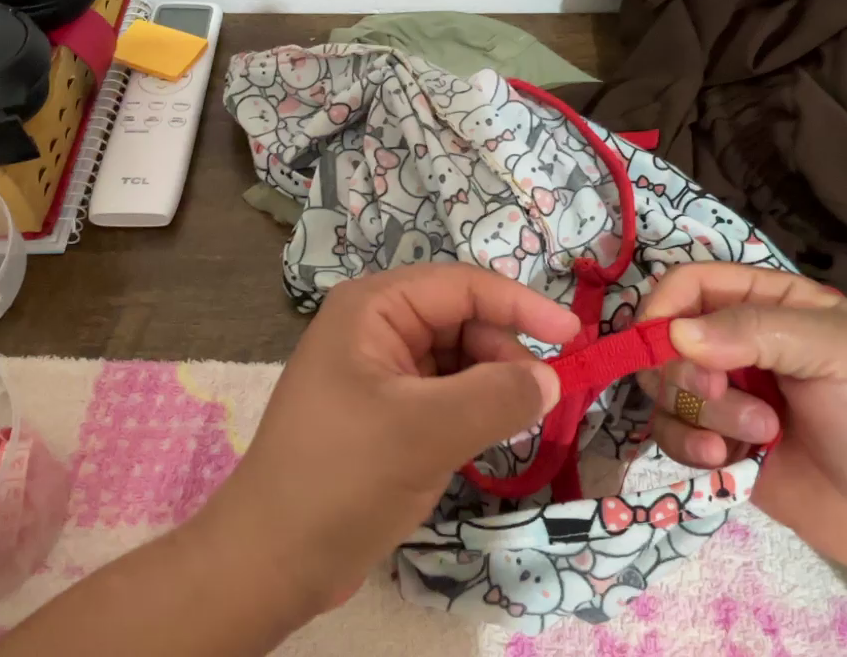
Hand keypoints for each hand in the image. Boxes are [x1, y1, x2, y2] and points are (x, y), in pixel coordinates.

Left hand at [196, 263, 578, 611]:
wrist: (272, 560)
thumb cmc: (342, 477)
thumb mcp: (426, 431)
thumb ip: (497, 397)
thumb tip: (551, 380)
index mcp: (373, 307)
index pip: (462, 286)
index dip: (521, 304)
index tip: (574, 337)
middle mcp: (374, 328)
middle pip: (462, 320)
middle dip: (504, 353)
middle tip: (540, 402)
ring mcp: (378, 371)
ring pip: (457, 359)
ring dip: (491, 385)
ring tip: (512, 424)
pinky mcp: (384, 412)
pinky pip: (443, 393)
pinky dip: (472, 408)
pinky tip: (486, 436)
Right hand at [636, 264, 846, 571]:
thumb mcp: (840, 354)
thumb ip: (756, 330)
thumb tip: (674, 333)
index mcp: (771, 305)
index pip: (692, 283)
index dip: (665, 305)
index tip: (659, 341)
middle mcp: (740, 344)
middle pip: (667, 337)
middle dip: (685, 370)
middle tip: (720, 395)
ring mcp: (728, 397)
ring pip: (666, 388)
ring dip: (700, 414)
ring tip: (757, 437)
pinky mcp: (720, 445)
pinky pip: (670, 433)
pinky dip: (686, 446)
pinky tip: (726, 463)